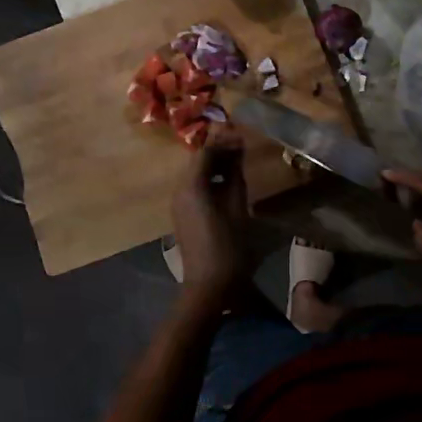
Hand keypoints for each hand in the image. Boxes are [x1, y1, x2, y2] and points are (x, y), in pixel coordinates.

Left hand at [171, 129, 250, 295]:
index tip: (243, 137)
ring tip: (238, 163)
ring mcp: (179, 204)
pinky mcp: (183, 216)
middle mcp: (179, 191)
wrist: (210, 284)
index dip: (224, 142)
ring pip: (195, 175)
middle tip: (242, 147)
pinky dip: (210, 180)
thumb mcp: (237, 208)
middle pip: (197, 161)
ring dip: (215, 165)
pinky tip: (228, 184)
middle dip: (218, 151)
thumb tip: (237, 151)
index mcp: (192, 187)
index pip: (204, 152)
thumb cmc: (229, 246)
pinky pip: (195, 189)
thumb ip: (235, 176)